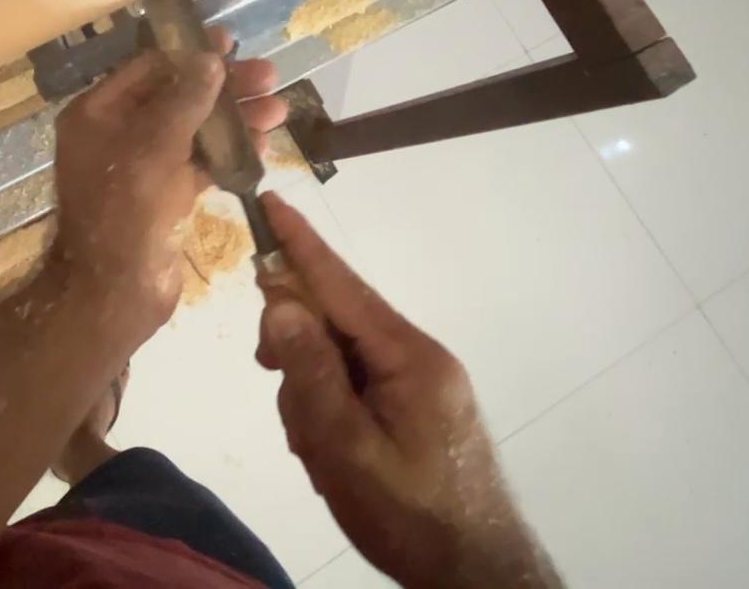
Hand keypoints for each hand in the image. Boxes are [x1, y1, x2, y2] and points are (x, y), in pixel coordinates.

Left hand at [49, 29, 284, 338]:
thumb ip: (183, 99)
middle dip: (222, 88)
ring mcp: (140, 167)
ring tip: (279, 108)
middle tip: (269, 77)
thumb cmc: (125, 208)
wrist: (115, 290)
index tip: (230, 43)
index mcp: (96, 114)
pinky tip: (263, 145)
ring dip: (232, 120)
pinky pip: (197, 165)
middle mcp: (114, 135)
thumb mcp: (153, 144)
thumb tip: (209, 59)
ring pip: (191, 132)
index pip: (147, 71)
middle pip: (174, 98)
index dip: (189, 56)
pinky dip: (227, 155)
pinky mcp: (162, 196)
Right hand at [255, 196, 559, 588]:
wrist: (479, 581)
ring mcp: (415, 380)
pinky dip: (325, 404)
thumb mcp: (347, 448)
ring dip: (308, 388)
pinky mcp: (410, 403)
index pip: (341, 282)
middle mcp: (414, 355)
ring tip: (315, 444)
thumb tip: (279, 300)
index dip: (300, 241)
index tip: (269, 199)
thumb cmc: (411, 516)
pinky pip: (350, 379)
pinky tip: (328, 445)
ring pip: (334, 353)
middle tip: (270, 376)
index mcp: (407, 355)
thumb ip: (310, 371)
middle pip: (331, 317)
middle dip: (292, 343)